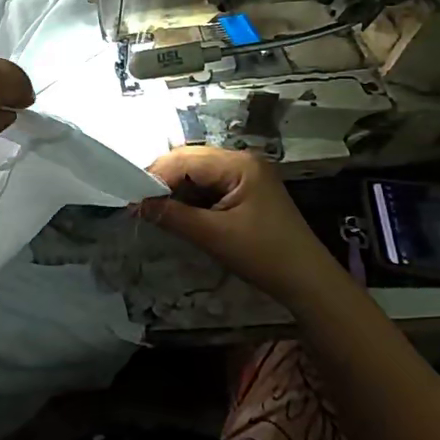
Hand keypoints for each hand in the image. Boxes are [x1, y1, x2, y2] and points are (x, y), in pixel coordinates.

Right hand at [142, 147, 352, 312]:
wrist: (307, 280)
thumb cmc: (265, 255)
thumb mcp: (215, 236)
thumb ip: (175, 216)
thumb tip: (138, 205)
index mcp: (239, 164)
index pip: (186, 159)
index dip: (156, 175)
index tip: (132, 197)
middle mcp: (243, 160)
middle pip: (192, 160)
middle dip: (164, 180)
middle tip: (138, 203)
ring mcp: (246, 175)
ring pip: (199, 173)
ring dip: (176, 189)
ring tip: (153, 208)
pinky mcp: (247, 190)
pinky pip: (211, 185)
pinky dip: (192, 197)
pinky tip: (178, 212)